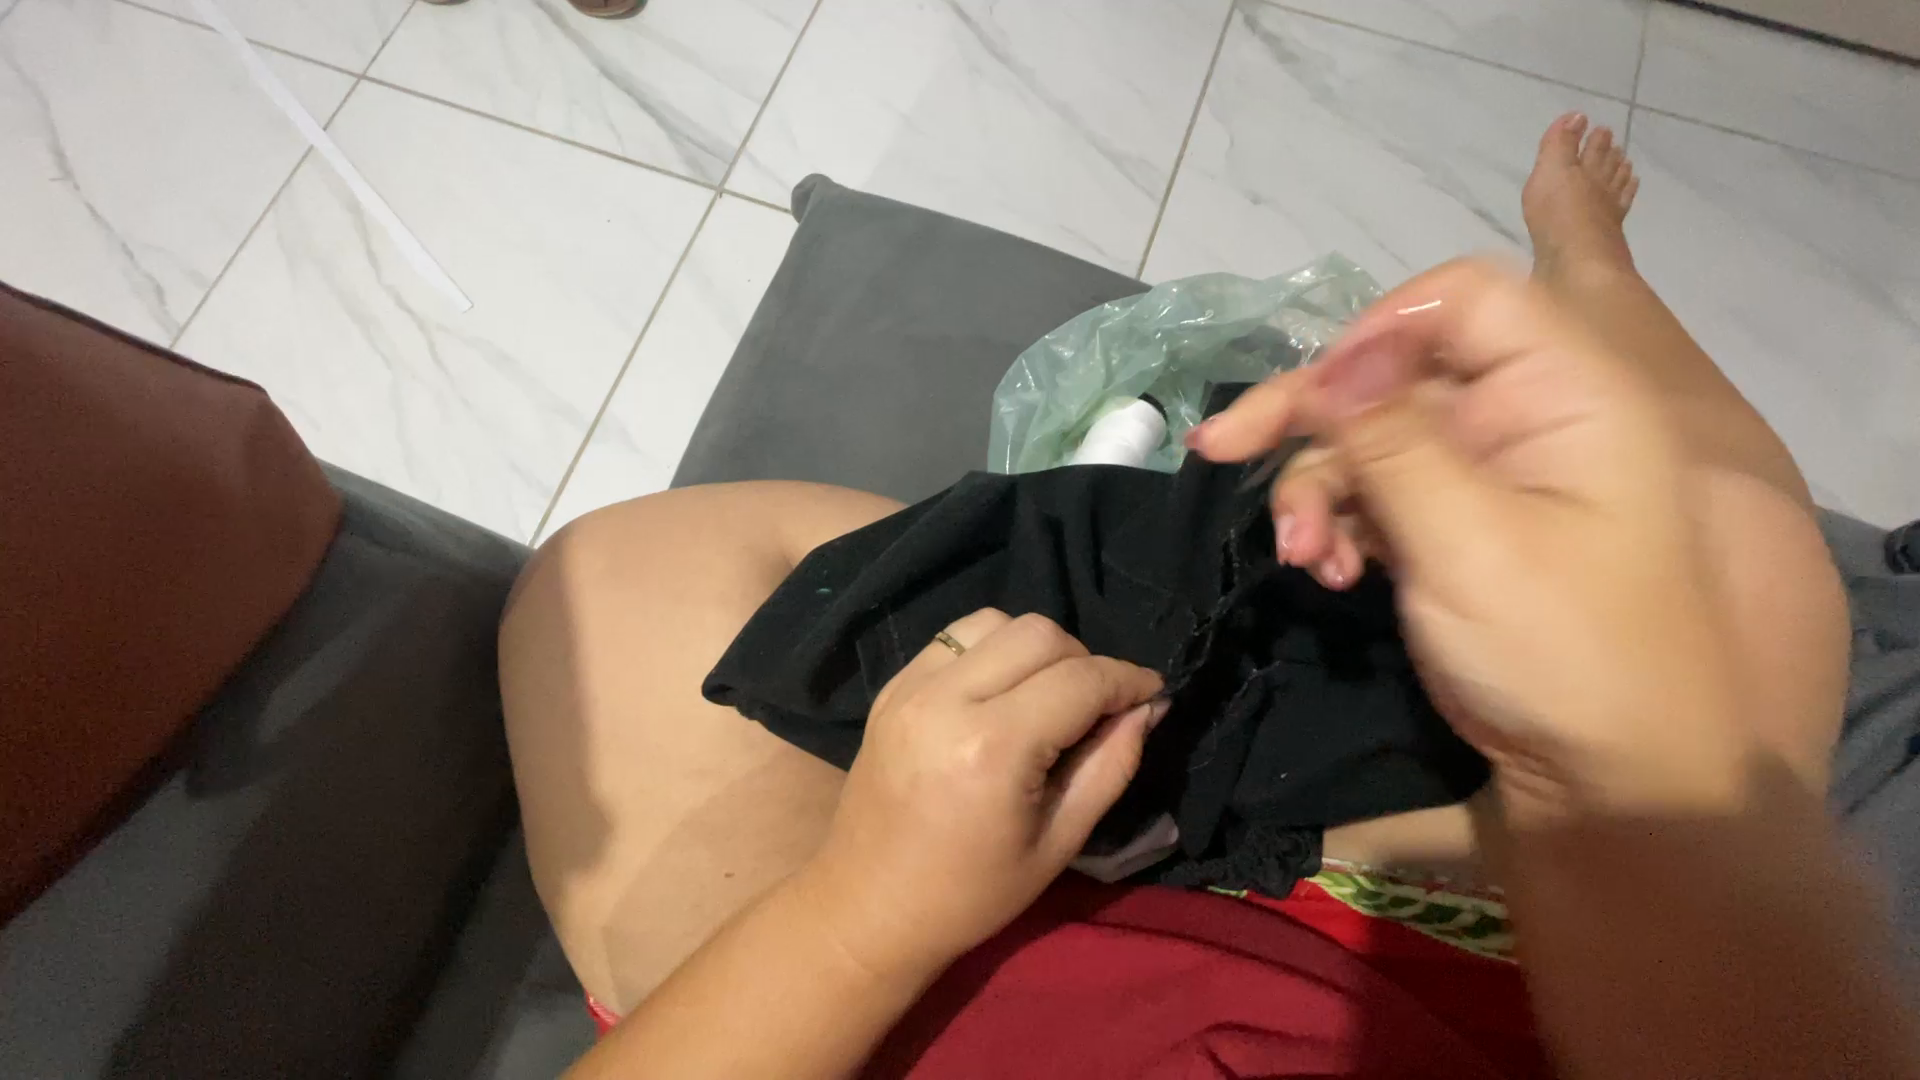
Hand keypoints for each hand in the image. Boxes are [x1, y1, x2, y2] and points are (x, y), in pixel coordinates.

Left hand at [792, 608, 1164, 982]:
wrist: (867, 905)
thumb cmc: (971, 893)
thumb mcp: (1059, 843)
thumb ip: (1112, 765)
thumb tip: (1148, 706)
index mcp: (991, 747)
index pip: (1079, 680)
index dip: (1128, 679)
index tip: (1152, 691)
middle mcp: (946, 700)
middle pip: (1038, 633)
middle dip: (1083, 660)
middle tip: (1095, 705)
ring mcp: (910, 687)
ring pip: (995, 622)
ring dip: (1035, 648)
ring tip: (1044, 696)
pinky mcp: (890, 687)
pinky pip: (954, 638)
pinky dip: (991, 650)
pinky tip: (998, 693)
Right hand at [1188, 258, 1751, 822]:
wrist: (1603, 772)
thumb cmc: (1565, 651)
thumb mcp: (1470, 542)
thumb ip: (1394, 443)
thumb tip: (1330, 361)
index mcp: (1561, 397)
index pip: (1463, 301)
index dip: (1376, 331)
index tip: (1311, 398)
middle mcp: (1513, 418)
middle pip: (1385, 374)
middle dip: (1300, 416)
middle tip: (1219, 452)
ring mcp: (1472, 472)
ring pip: (1358, 441)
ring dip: (1312, 494)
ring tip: (1306, 559)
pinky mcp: (1438, 520)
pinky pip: (1362, 495)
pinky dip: (1332, 527)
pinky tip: (1330, 573)